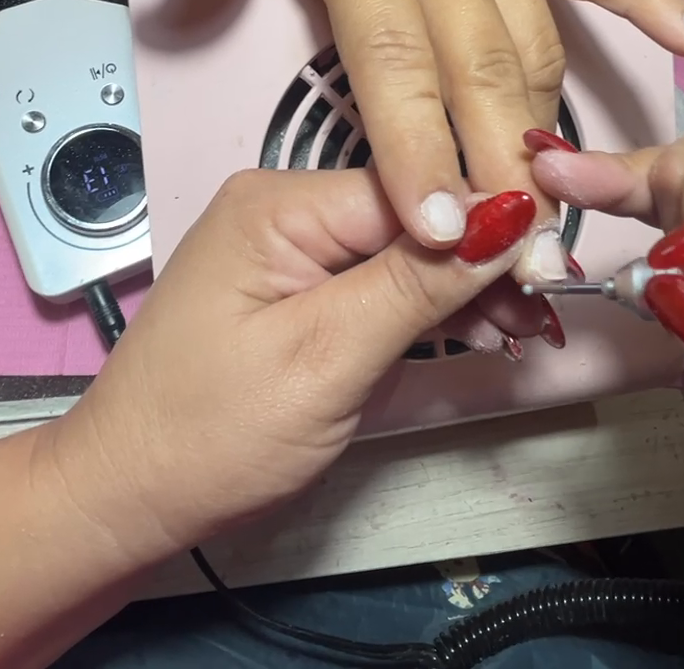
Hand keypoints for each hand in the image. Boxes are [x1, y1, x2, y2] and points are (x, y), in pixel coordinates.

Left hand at [40, 169, 542, 561]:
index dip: (484, 223)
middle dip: (480, 259)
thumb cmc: (213, 432)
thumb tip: (505, 220)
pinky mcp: (299, 288)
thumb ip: (416, 286)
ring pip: (402, 251)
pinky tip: (477, 326)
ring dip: (463, 287)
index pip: (407, 189)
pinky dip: (426, 307)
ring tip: (525, 324)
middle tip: (545, 306)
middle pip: (409, 217)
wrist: (131, 493)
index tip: (552, 265)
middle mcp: (285, 207)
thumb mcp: (325, 357)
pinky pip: (376, 281)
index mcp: (279, 202)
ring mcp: (291, 248)